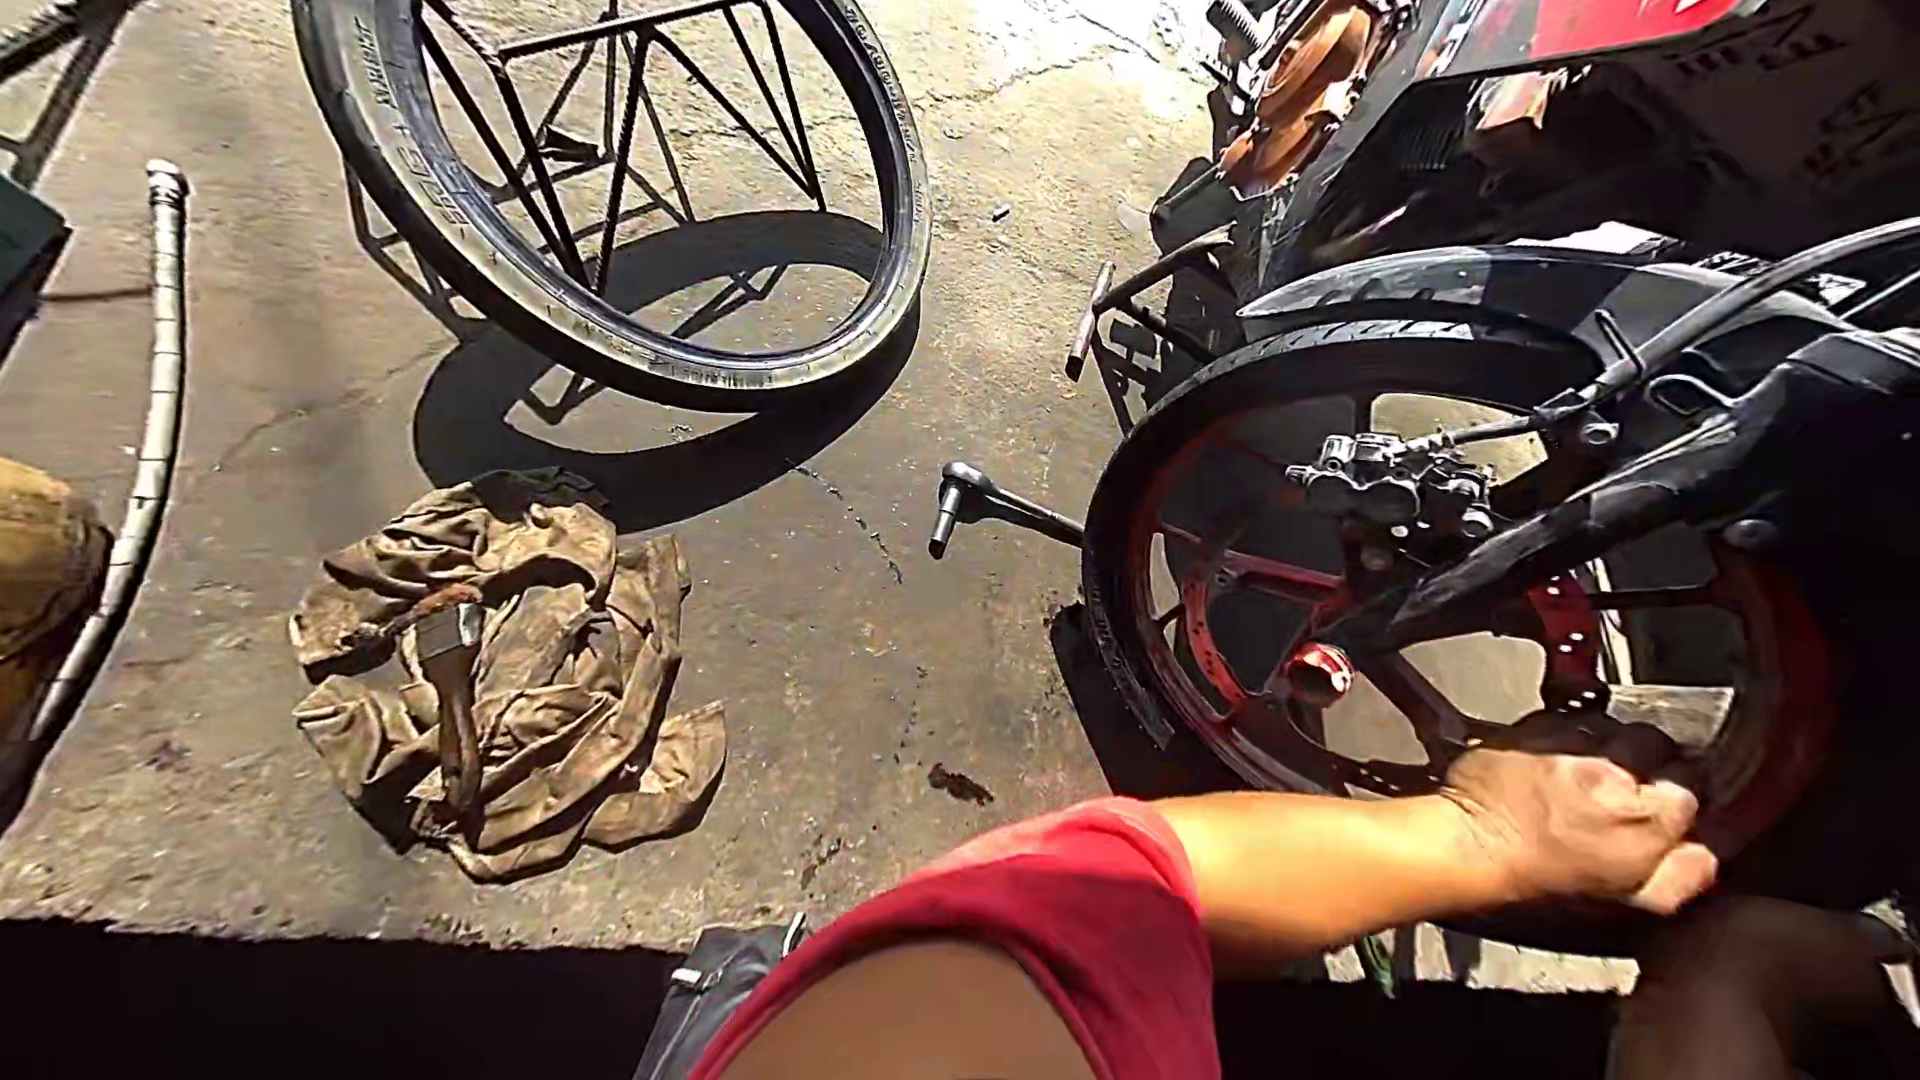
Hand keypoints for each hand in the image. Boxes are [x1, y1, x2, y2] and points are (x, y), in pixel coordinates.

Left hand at [1441, 714, 1718, 914]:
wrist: (1476, 844)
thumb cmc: (1549, 876)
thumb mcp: (1641, 898)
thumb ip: (1690, 870)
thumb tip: (1708, 844)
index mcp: (1644, 815)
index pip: (1690, 781)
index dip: (1677, 786)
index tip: (1661, 794)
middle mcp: (1605, 772)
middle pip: (1649, 740)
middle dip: (1646, 753)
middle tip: (1627, 774)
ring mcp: (1558, 746)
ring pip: (1602, 723)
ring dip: (1601, 739)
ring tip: (1587, 762)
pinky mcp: (1520, 732)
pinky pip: (1555, 717)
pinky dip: (1559, 730)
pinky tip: (1553, 751)